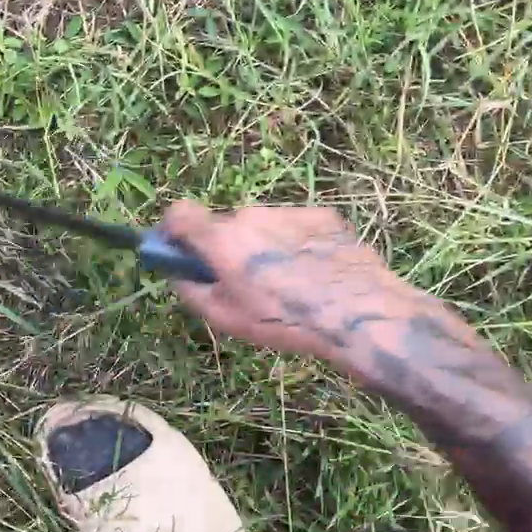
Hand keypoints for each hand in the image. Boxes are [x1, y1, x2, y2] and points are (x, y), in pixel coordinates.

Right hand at [161, 201, 456, 370]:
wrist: (358, 314)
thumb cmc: (282, 319)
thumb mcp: (224, 318)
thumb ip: (190, 290)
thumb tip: (176, 274)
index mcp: (220, 238)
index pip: (179, 214)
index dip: (172, 229)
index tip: (177, 248)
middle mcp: (250, 215)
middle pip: (224, 224)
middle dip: (224, 245)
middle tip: (240, 279)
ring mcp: (289, 212)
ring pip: (261, 225)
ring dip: (262, 244)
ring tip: (285, 281)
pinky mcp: (323, 216)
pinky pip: (295, 226)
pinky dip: (294, 243)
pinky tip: (312, 273)